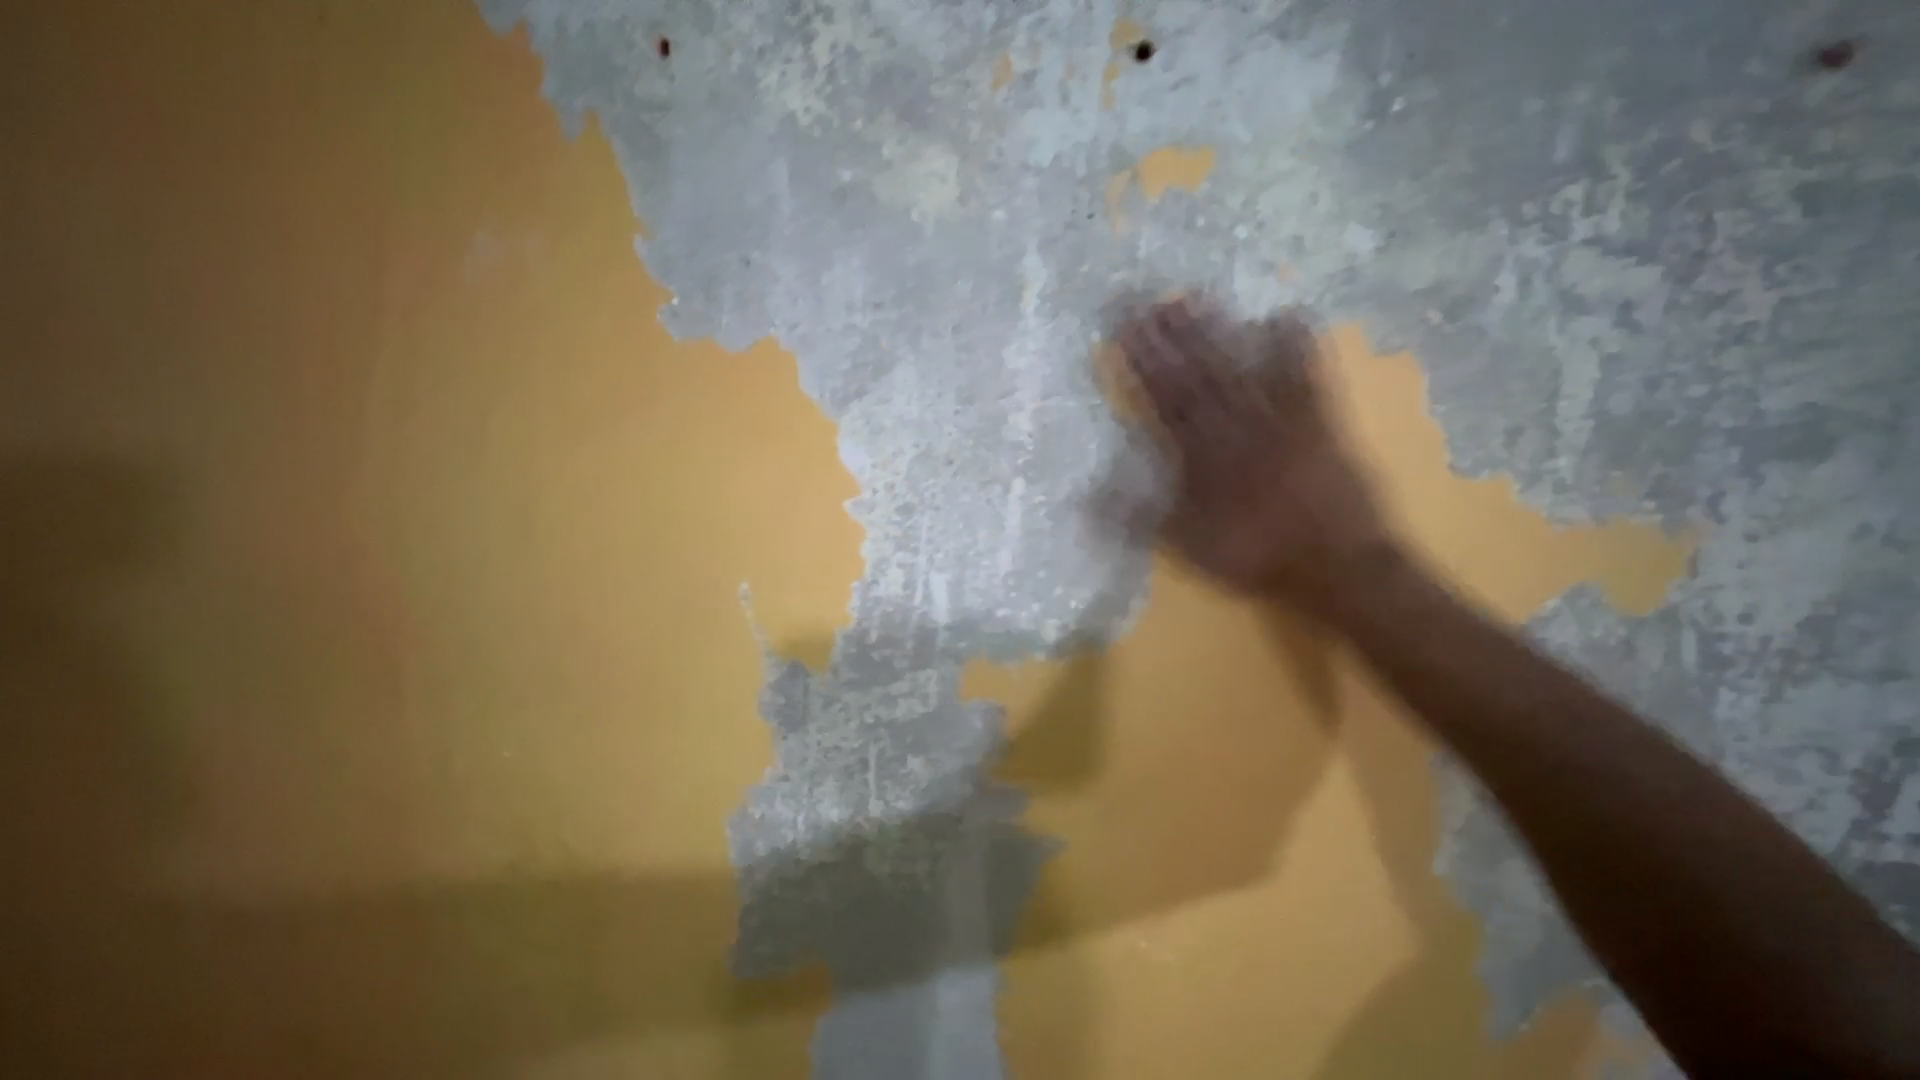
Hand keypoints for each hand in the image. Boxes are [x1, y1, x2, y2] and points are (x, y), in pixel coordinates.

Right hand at [1115, 298, 1398, 605]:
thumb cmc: (1258, 558)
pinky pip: (1305, 376)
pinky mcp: (1320, 421)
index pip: (1165, 401)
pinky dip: (1293, 346)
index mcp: (1201, 457)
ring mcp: (1280, 420)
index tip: (1124, 329)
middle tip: (1152, 298)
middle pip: (1199, 375)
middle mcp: (1237, 428)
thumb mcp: (1189, 546)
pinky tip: (1281, 315)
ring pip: (1242, 368)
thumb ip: (1138, 518)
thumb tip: (1085, 496)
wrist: (1340, 565)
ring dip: (1218, 332)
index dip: (1143, 364)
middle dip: (1173, 337)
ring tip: (1196, 298)